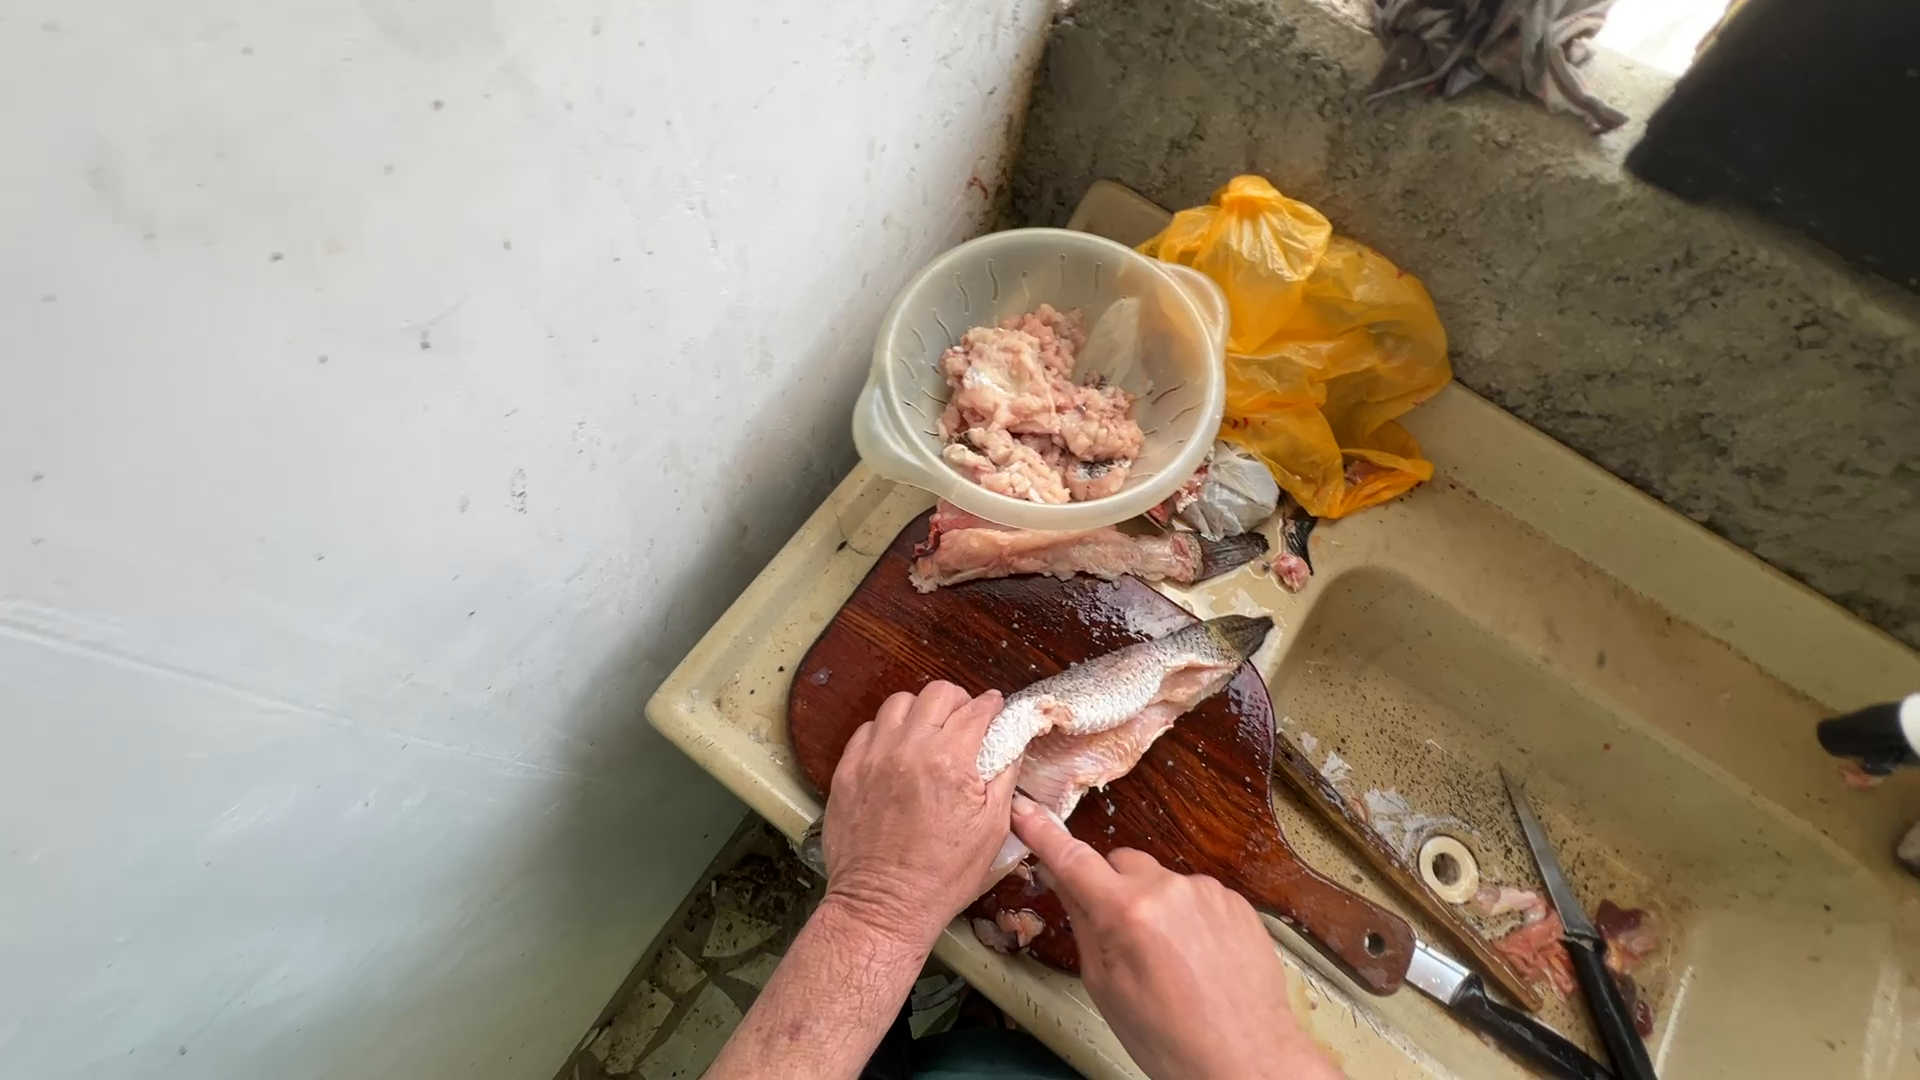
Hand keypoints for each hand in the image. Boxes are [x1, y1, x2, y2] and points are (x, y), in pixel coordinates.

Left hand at [821, 681, 1015, 949]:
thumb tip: (1011, 742)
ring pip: (899, 702)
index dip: (991, 705)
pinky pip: (868, 728)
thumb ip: (1003, 776)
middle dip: (957, 700)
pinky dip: (887, 731)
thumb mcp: (992, 830)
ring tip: (927, 731)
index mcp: (950, 762)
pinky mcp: (847, 770)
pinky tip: (896, 750)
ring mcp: (873, 757)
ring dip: (920, 711)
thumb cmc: (943, 875)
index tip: (995, 707)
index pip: (976, 710)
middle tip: (964, 718)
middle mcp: (909, 749)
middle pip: (937, 693)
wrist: (882, 908)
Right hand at [1010, 796, 1341, 1079]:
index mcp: (1127, 913)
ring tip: (1172, 958)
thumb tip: (1062, 880)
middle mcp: (1166, 889)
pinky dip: (1189, 915)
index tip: (1024, 810)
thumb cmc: (1172, 1040)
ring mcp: (1205, 890)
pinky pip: (1194, 893)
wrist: (1250, 1065)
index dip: (1043, 833)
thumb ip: (1082, 924)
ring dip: (1155, 904)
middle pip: (1120, 863)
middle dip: (1113, 887)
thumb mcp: (1105, 987)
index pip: (1072, 859)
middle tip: (1123, 934)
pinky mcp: (1235, 899)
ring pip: (1159, 880)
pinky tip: (1198, 956)